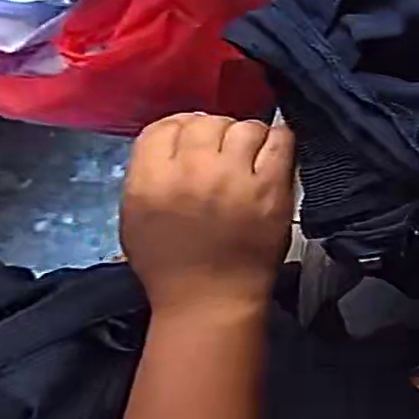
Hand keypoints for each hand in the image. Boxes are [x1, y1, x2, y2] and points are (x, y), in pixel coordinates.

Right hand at [120, 113, 295, 321]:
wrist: (210, 295)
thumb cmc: (172, 262)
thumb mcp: (137, 215)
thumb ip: (152, 174)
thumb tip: (178, 142)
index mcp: (148, 181)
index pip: (163, 127)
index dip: (182, 127)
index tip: (195, 136)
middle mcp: (190, 173)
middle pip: (207, 122)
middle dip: (217, 130)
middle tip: (225, 147)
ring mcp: (234, 178)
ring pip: (245, 126)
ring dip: (249, 134)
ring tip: (250, 152)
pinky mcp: (271, 186)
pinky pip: (281, 141)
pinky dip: (280, 138)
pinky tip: (275, 150)